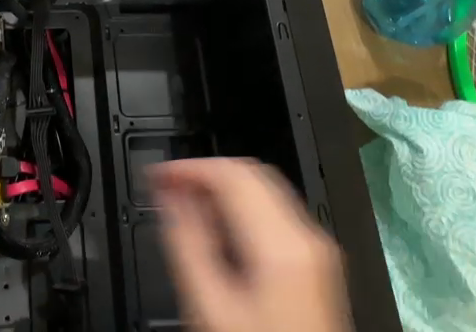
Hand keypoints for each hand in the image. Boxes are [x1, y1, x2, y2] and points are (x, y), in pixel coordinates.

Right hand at [152, 158, 351, 331]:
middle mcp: (308, 239)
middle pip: (251, 174)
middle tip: (169, 187)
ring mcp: (317, 250)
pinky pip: (276, 212)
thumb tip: (168, 196)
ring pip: (265, 189)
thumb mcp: (210, 307)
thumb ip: (187, 243)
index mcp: (282, 248)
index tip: (159, 176)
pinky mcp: (316, 263)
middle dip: (205, 173)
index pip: (231, 175)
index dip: (189, 167)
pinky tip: (218, 228)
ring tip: (187, 206)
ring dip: (223, 188)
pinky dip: (243, 206)